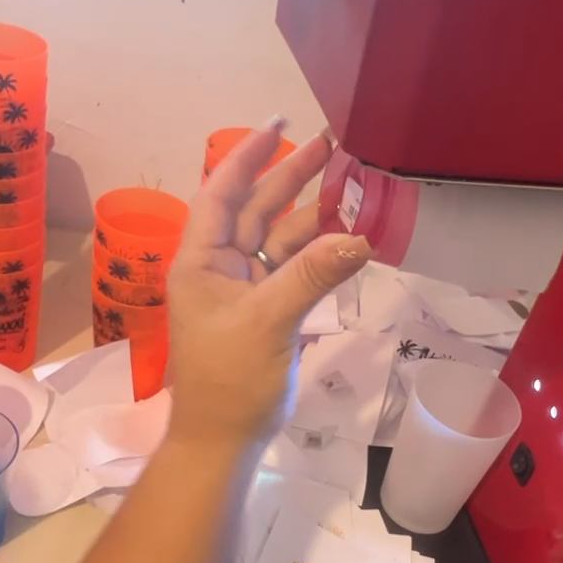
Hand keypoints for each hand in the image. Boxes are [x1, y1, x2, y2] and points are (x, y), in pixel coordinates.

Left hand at [166, 118, 371, 447]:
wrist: (223, 439)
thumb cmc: (229, 380)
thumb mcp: (268, 322)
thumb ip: (312, 275)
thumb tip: (361, 235)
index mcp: (201, 260)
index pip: (222, 193)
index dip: (248, 155)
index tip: (279, 123)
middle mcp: (220, 266)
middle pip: (256, 209)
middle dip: (290, 176)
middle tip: (331, 143)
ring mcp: (244, 288)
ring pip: (279, 239)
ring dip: (312, 214)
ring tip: (351, 183)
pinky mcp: (267, 310)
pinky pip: (293, 270)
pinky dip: (318, 253)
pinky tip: (346, 234)